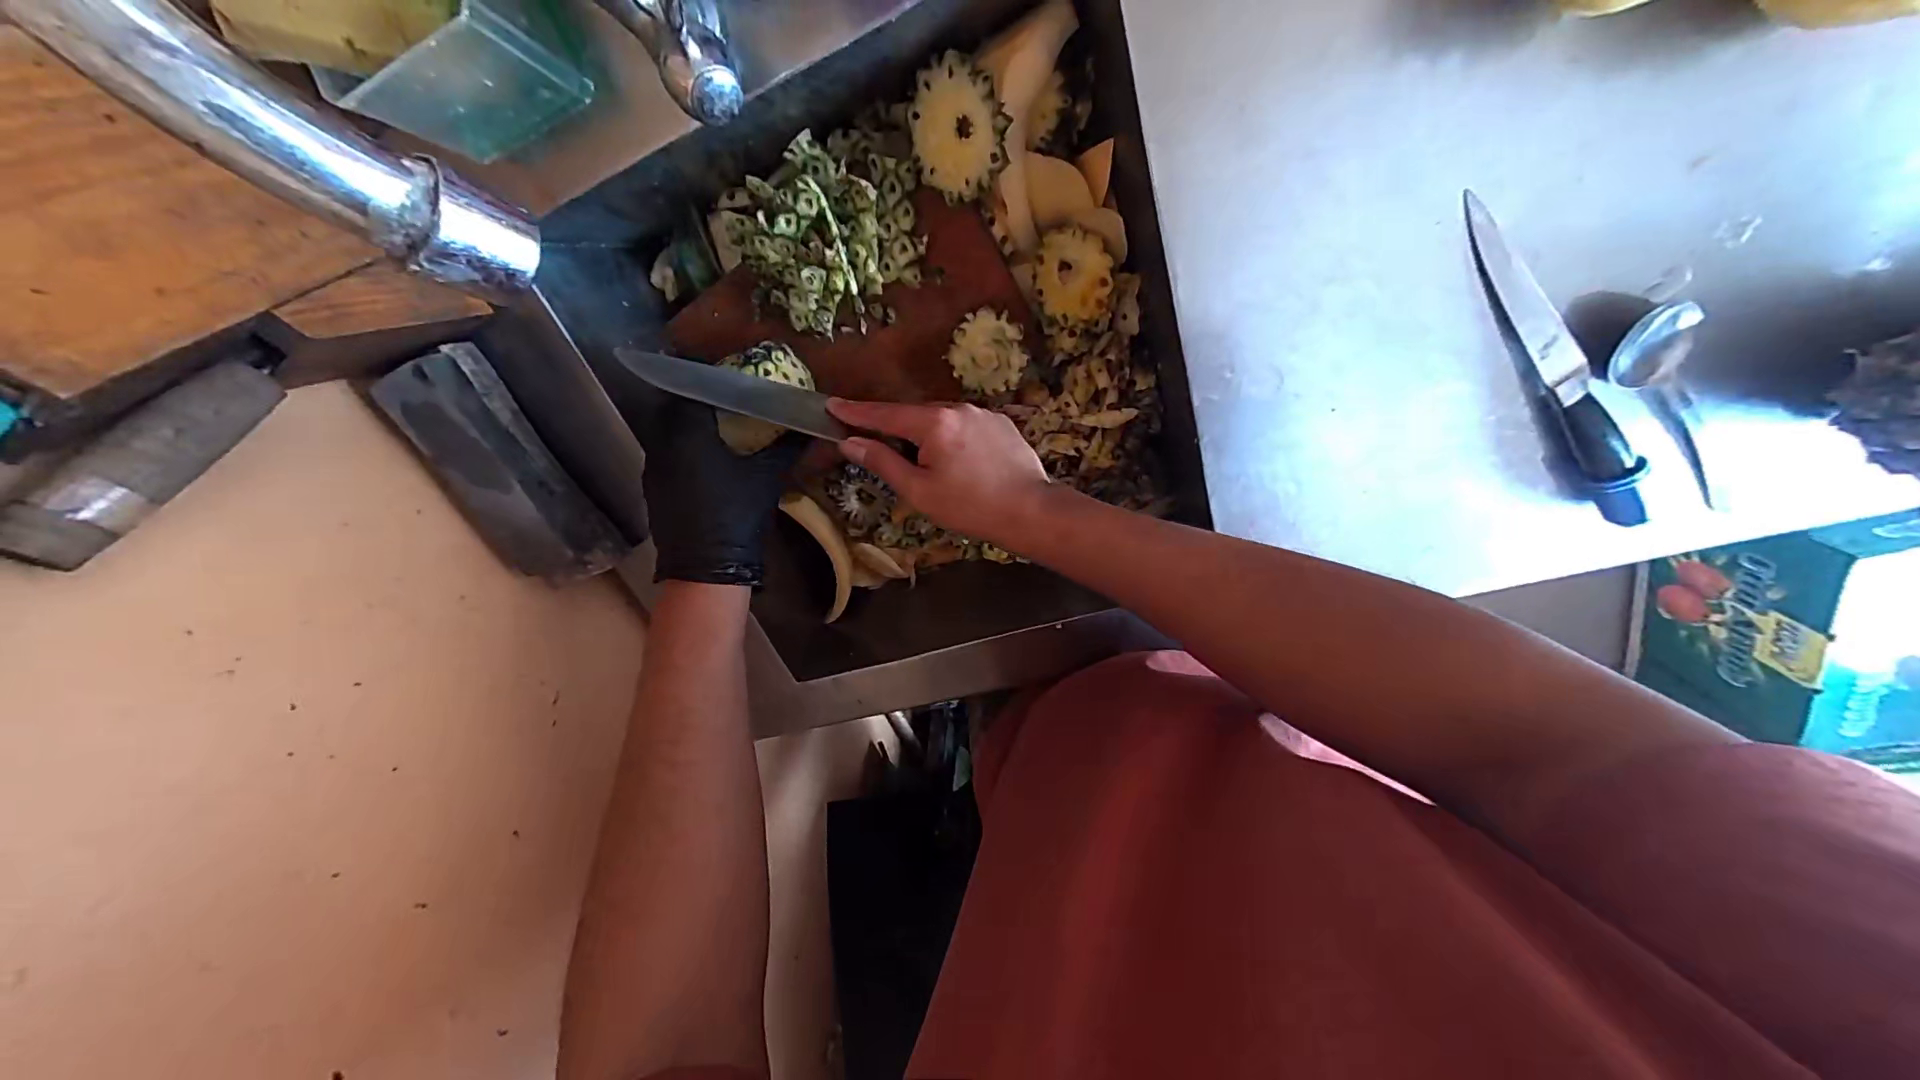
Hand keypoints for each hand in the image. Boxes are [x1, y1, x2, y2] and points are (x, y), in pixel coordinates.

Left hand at [632, 387, 803, 585]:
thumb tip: (806, 428)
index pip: (688, 387)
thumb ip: (784, 447)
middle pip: (673, 408)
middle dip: (695, 399)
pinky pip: (666, 455)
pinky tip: (705, 460)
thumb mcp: (766, 477)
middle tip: (721, 398)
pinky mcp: (654, 488)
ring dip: (687, 426)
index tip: (722, 373)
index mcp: (687, 433)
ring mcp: (654, 468)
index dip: (704, 376)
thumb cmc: (737, 514)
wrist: (706, 566)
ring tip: (715, 426)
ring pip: (666, 433)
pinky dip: (683, 449)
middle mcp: (662, 444)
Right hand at [825, 398, 1053, 548]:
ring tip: (931, 468)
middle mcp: (958, 408)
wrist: (1031, 511)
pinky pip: (965, 425)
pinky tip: (961, 465)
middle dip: (895, 429)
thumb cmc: (970, 507)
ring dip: (927, 435)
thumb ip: (883, 462)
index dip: (855, 412)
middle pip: (914, 415)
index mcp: (934, 423)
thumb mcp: (919, 491)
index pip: (884, 414)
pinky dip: (953, 438)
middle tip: (880, 448)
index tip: (832, 405)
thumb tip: (850, 442)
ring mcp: (983, 413)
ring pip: (942, 420)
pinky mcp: (1001, 423)